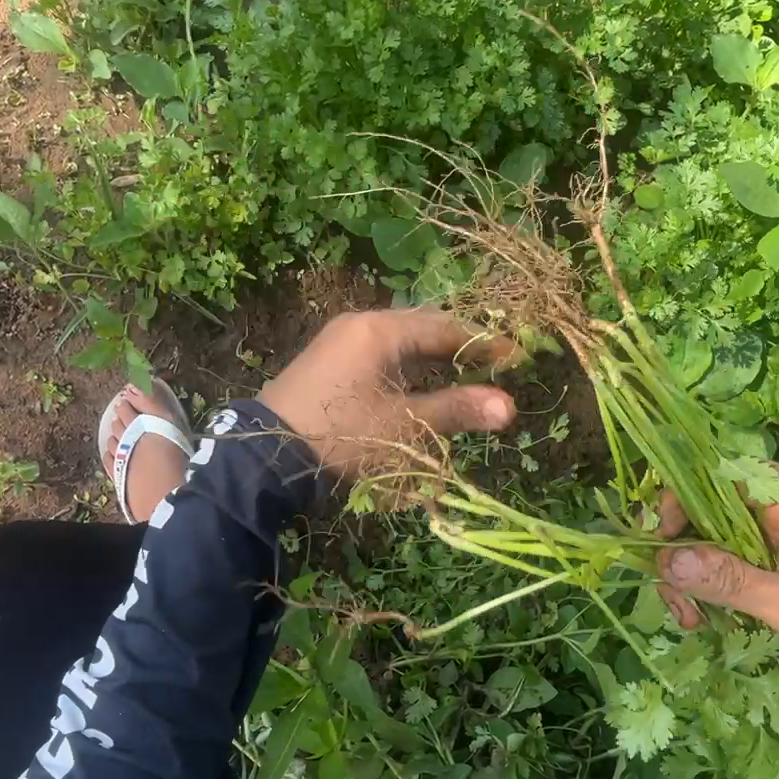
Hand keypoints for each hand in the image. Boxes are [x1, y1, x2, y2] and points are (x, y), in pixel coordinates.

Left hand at [258, 309, 518, 474]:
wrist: (264, 454)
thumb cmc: (342, 435)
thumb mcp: (403, 425)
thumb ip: (456, 410)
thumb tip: (510, 407)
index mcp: (380, 330)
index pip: (445, 328)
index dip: (482, 344)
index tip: (514, 357)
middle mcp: (360, 324)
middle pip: (422, 325)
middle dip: (458, 343)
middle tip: (492, 362)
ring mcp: (340, 339)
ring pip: (399, 338)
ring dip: (431, 353)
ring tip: (462, 371)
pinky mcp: (328, 359)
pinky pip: (379, 350)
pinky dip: (406, 362)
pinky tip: (417, 381)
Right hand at [656, 465, 778, 679]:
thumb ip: (731, 580)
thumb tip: (668, 560)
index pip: (725, 474)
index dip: (684, 500)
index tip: (662, 540)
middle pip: (707, 503)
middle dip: (681, 547)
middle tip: (669, 592)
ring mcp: (773, 526)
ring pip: (707, 532)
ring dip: (687, 571)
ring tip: (686, 615)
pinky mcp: (766, 551)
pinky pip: (719, 553)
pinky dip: (702, 581)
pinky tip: (698, 614)